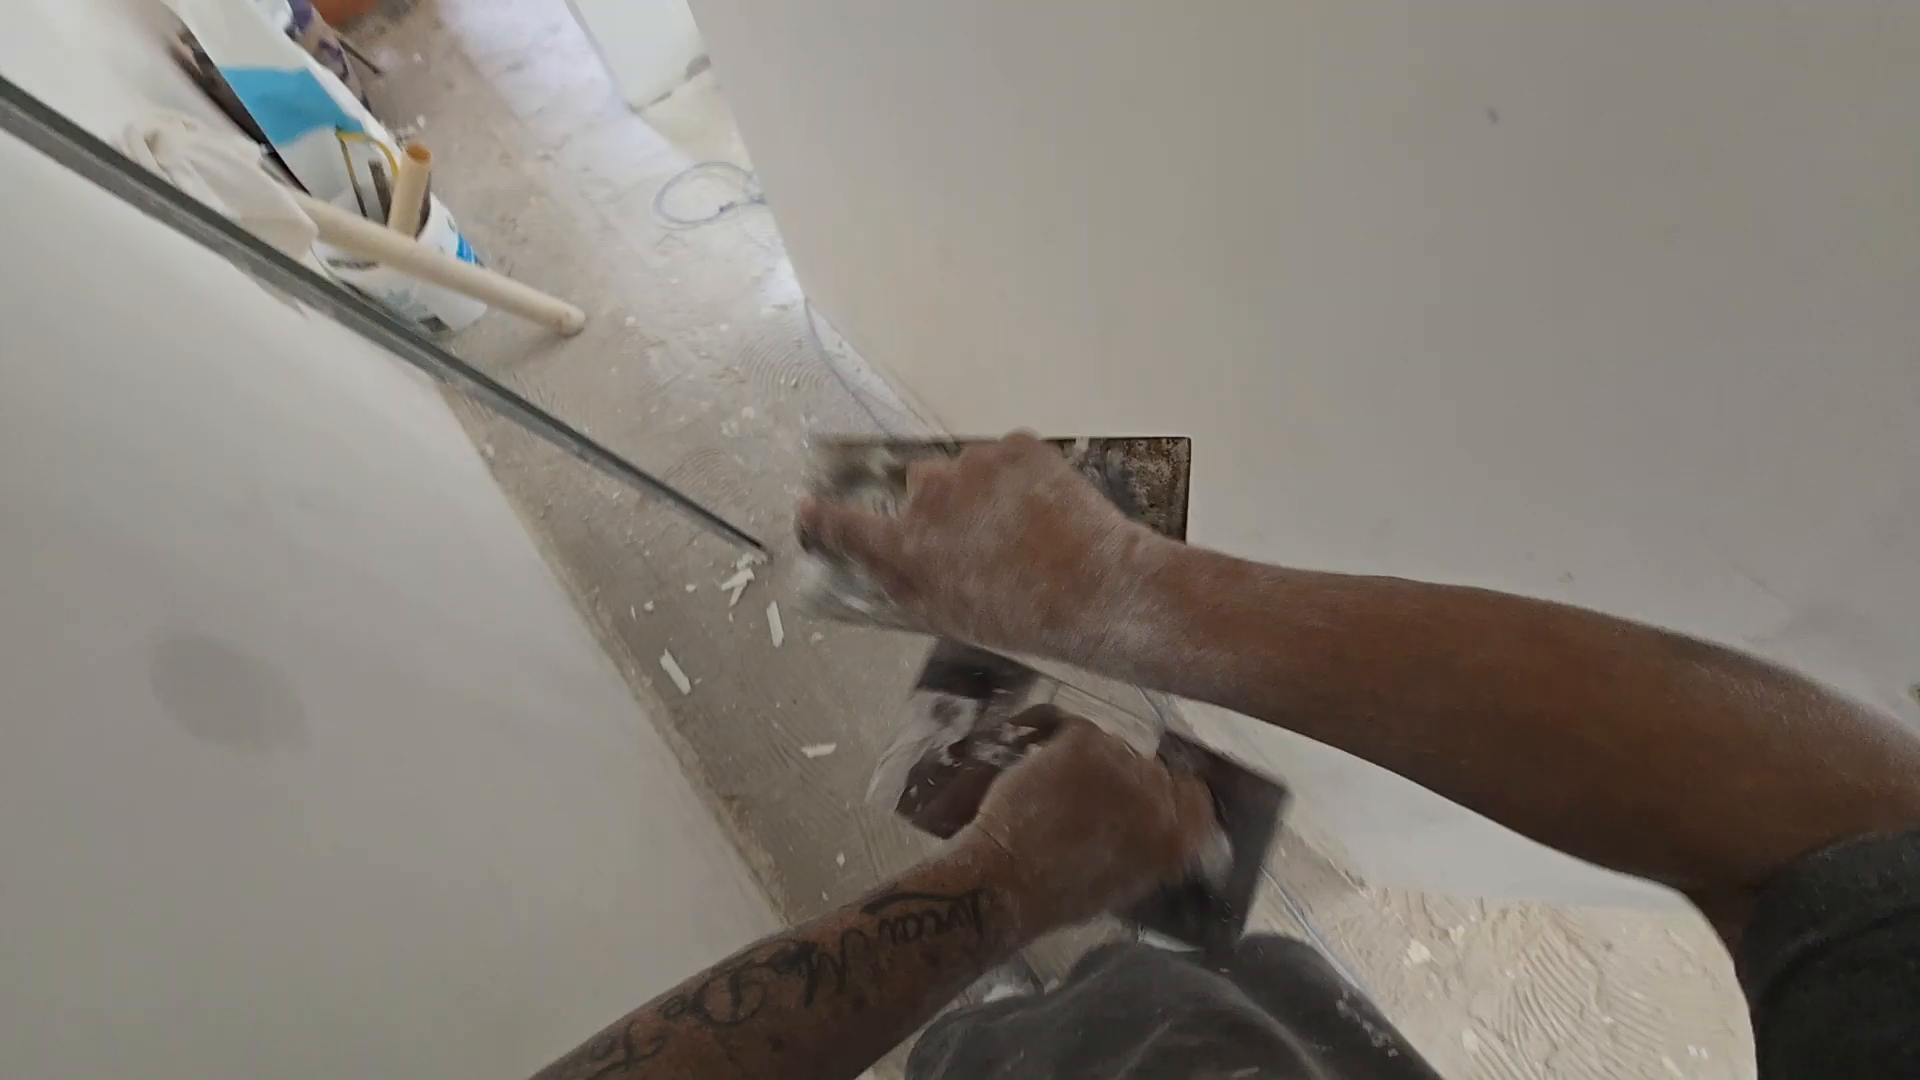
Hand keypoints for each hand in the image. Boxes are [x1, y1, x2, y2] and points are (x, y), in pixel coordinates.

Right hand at [796, 433, 1161, 659]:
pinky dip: (1013, 476)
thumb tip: (873, 562)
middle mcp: (931, 493)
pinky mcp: (1017, 444)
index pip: (849, 525)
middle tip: (977, 537)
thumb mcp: (947, 618)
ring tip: (1019, 527)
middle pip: (918, 486)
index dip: (826, 518)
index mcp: (910, 543)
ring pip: (963, 469)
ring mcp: (975, 463)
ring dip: (978, 490)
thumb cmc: (1019, 617)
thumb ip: (900, 585)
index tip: (807, 506)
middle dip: (938, 505)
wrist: (1096, 588)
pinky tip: (1039, 509)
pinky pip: (1002, 456)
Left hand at [959, 706, 1221, 935]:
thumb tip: (1156, 816)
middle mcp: (1157, 796)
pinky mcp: (1084, 741)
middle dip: (1126, 778)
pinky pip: (1082, 732)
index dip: (1170, 793)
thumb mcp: (1128, 880)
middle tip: (1093, 794)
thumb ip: (1152, 844)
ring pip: (1116, 747)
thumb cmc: (1062, 892)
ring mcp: (1121, 764)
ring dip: (1095, 763)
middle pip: (1152, 767)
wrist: (1008, 878)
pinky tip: (1047, 768)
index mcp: (1175, 838)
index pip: (1195, 795)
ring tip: (1064, 788)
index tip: (1146, 796)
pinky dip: (1063, 746)